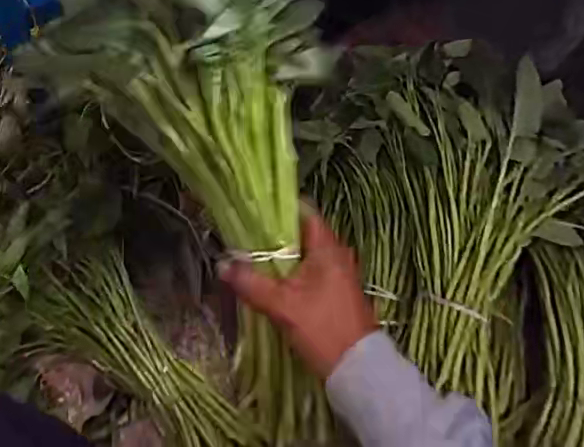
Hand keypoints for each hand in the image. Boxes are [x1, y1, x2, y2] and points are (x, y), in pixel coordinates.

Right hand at [221, 212, 378, 379]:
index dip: (276, 205)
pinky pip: (308, 268)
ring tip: (251, 251)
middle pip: (299, 230)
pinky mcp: (337, 292)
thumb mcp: (282, 305)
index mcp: (328, 248)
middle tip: (244, 229)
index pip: (302, 209)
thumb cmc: (324, 330)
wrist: (362, 377)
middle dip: (272, 231)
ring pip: (303, 251)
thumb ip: (250, 283)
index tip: (251, 206)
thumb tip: (221, 266)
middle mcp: (337, 255)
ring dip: (280, 252)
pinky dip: (290, 268)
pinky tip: (270, 277)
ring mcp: (339, 274)